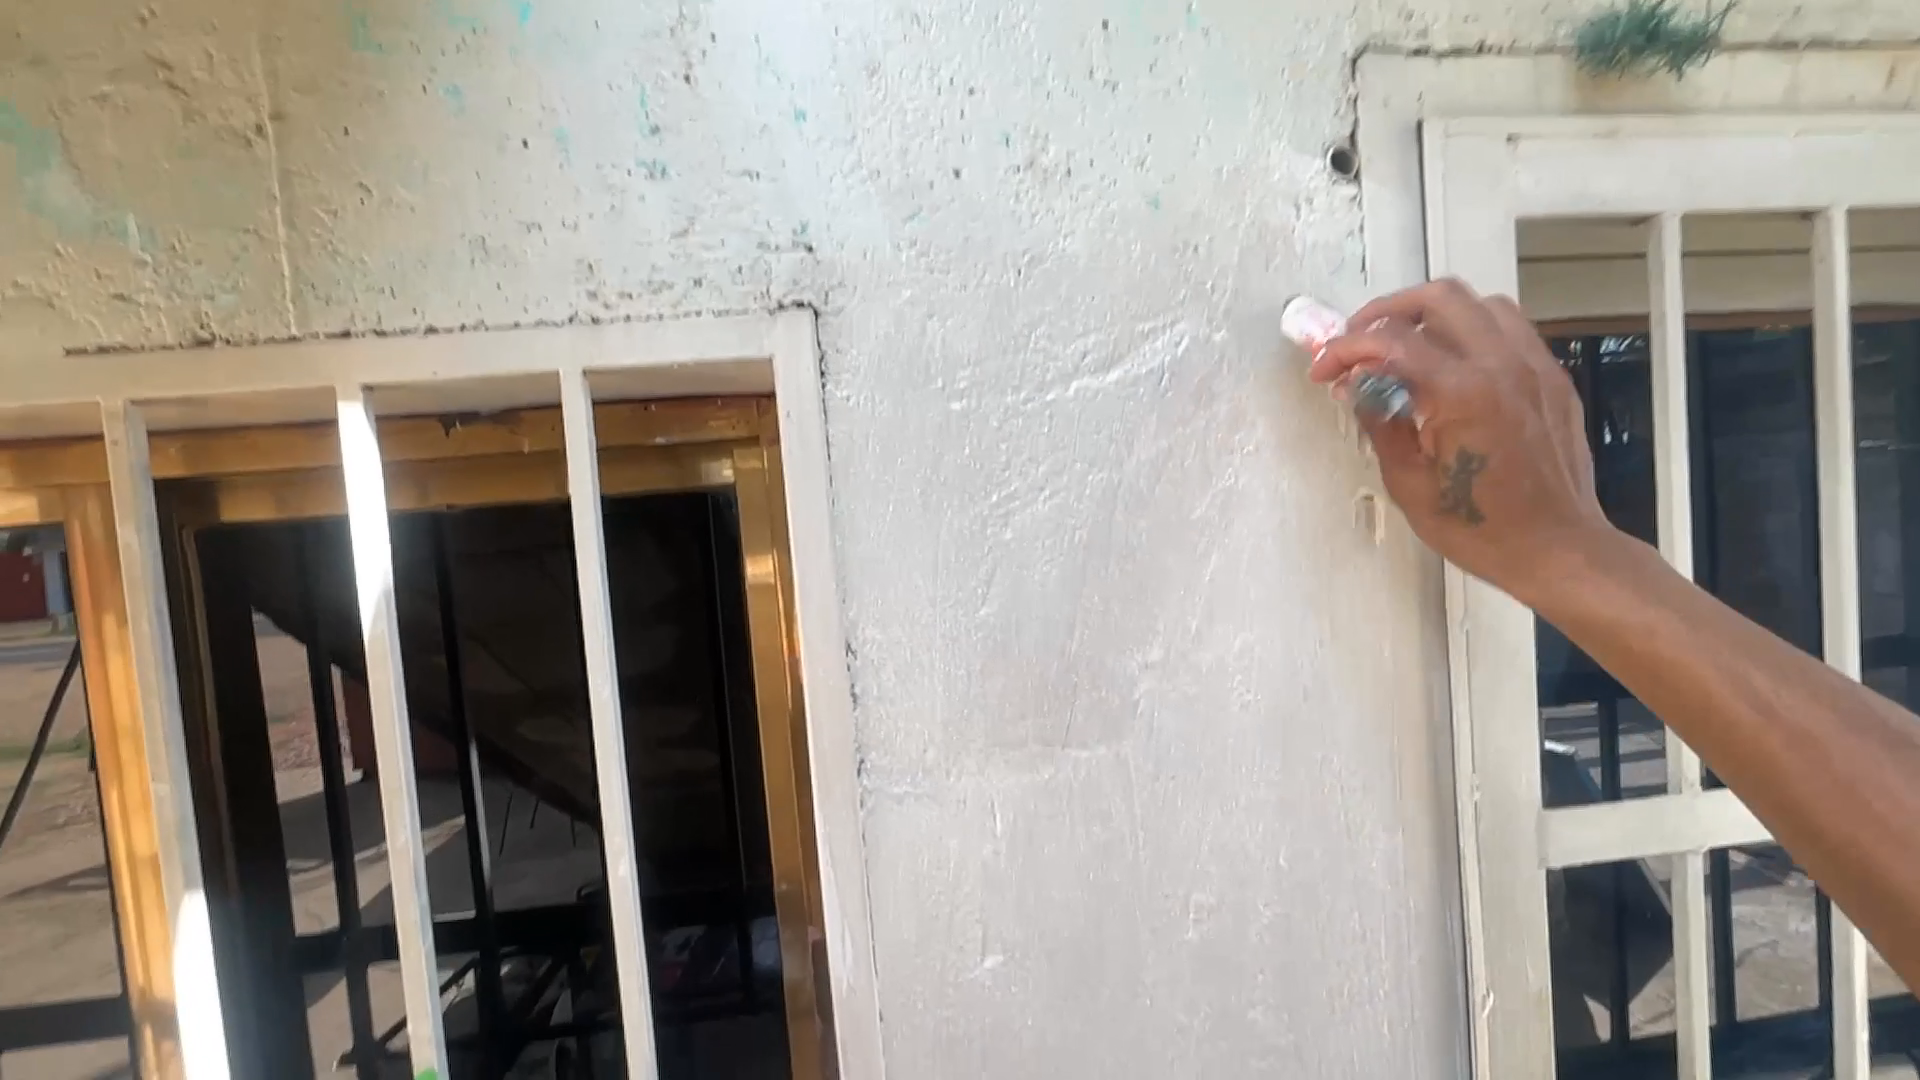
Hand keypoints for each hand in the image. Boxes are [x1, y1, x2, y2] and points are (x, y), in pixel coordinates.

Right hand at [1308, 280, 1615, 599]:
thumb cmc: (1479, 526)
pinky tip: (1448, 366)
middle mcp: (1503, 367)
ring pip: (1479, 303)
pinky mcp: (1551, 379)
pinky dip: (1469, 332)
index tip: (1324, 370)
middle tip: (1357, 342)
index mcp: (1463, 394)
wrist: (1555, 547)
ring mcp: (1534, 368)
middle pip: (1439, 298)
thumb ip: (1381, 422)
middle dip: (1385, 311)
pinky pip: (1509, 329)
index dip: (1345, 349)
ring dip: (1431, 316)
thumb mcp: (1408, 481)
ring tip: (1402, 348)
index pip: (1392, 342)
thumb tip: (1358, 386)